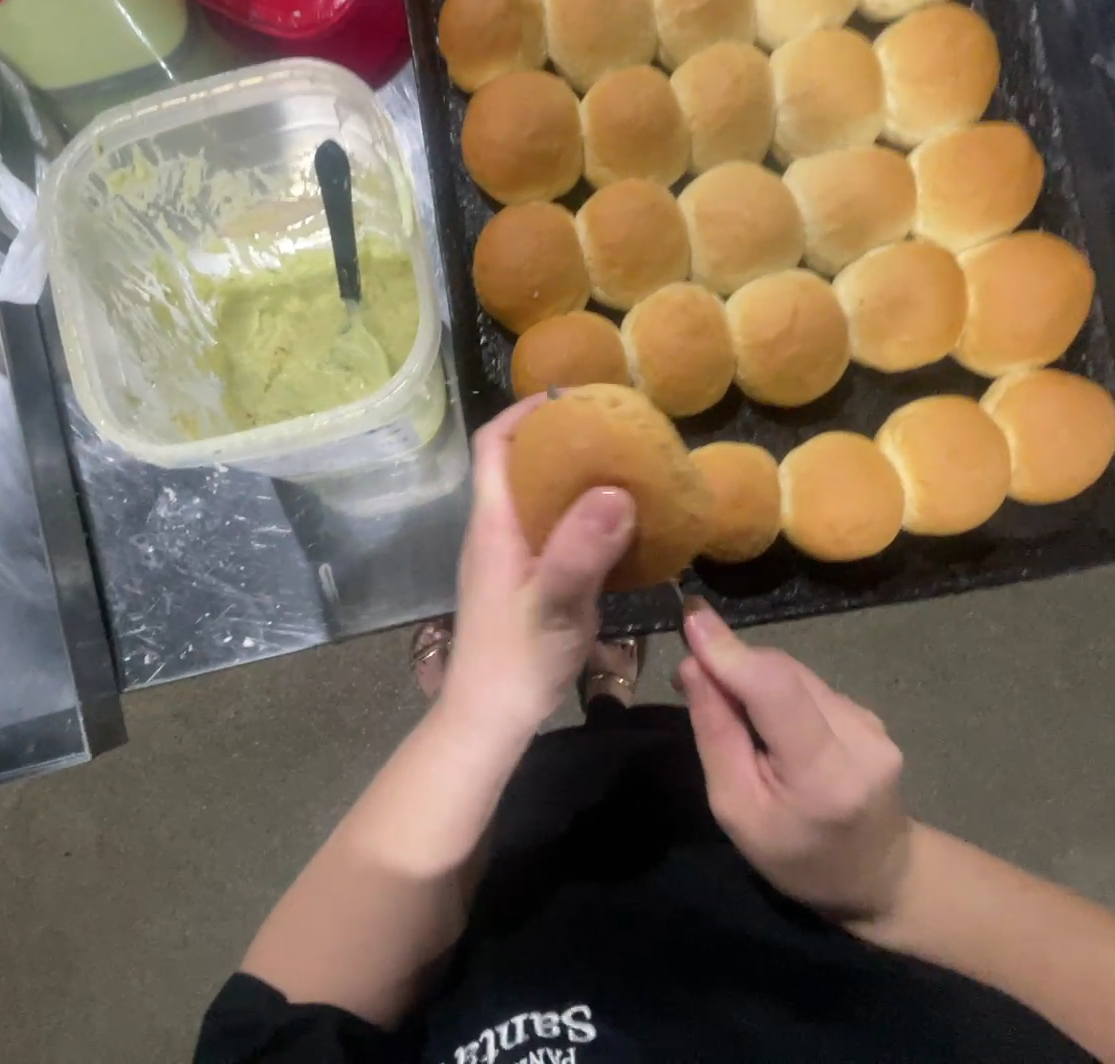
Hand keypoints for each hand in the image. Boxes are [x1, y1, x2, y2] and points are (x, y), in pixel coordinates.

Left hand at [439, 395, 635, 738]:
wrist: (490, 715)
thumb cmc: (516, 660)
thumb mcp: (555, 604)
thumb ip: (581, 550)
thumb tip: (616, 490)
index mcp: (493, 524)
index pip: (493, 445)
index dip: (525, 412)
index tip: (573, 399)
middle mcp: (495, 530)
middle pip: (518, 464)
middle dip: (559, 439)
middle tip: (614, 433)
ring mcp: (507, 556)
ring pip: (536, 498)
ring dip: (572, 479)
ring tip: (624, 470)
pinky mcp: (522, 579)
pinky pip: (551, 530)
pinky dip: (580, 517)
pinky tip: (617, 528)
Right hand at [678, 604, 912, 920]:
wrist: (877, 876)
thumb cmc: (795, 855)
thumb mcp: (735, 809)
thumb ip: (716, 735)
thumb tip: (693, 666)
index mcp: (824, 776)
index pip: (776, 692)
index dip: (731, 652)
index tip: (691, 617)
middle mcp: (859, 738)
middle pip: (780, 673)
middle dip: (729, 665)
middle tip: (688, 681)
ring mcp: (871, 722)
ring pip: (791, 672)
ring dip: (749, 677)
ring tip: (726, 707)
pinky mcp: (869, 714)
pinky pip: (805, 684)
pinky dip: (772, 688)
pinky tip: (764, 718)